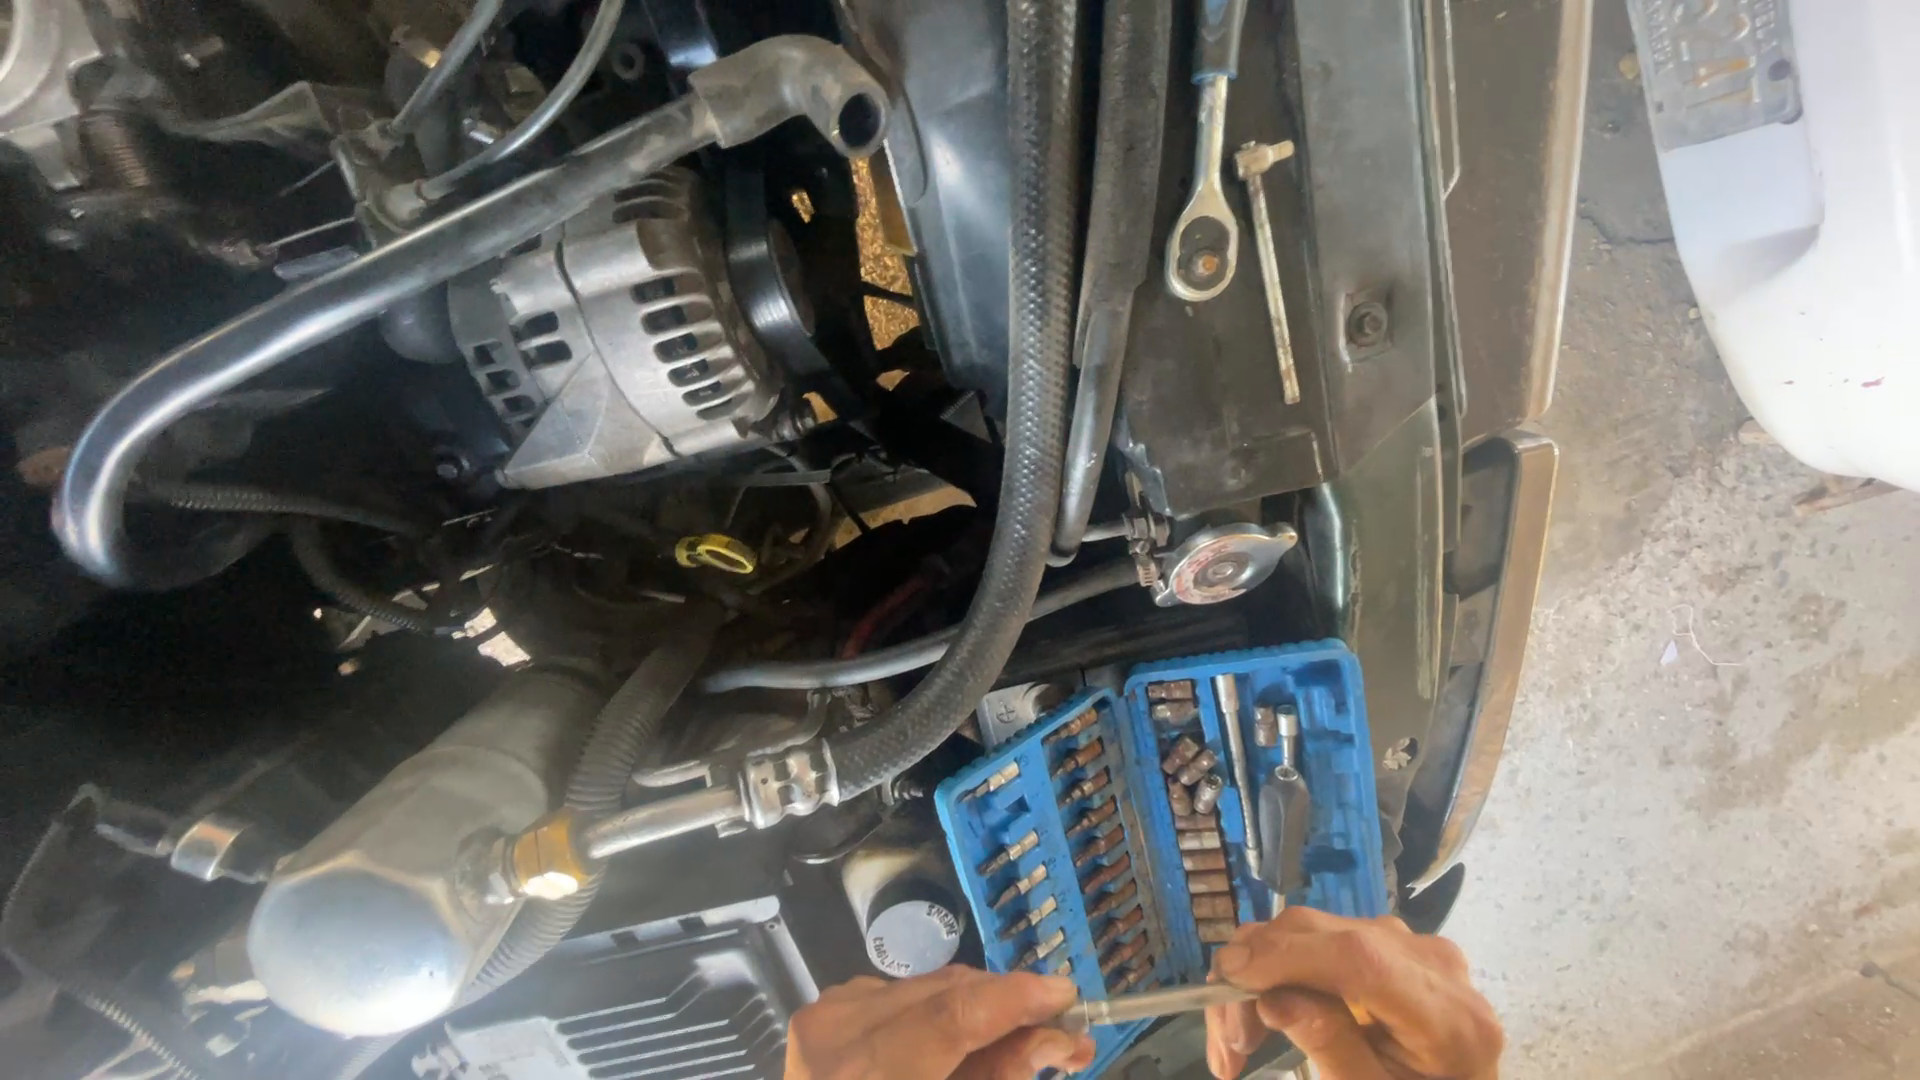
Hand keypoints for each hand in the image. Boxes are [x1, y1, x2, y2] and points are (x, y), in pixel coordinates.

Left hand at [786, 965, 1097, 1078]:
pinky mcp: (834, 1002)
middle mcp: (841, 1029)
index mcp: (866, 1073)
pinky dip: (943, 1009)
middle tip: (1067, 1031)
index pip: (951, 1015)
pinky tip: (967, 1036)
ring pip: (930, 986)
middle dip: (1010, 1005)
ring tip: (1026, 1035)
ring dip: (981, 1005)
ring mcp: (833, 1009)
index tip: (1065, 994)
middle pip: (946, 992)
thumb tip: (1052, 1039)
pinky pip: (906, 992)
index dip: (1012, 1000)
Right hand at [1203, 908, 1502, 1078]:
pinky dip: (1274, 964)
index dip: (1286, 957)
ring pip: (1303, 930)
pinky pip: (1312, 936)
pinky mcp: (1379, 937)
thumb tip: (1270, 1000)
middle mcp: (1428, 960)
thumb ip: (1334, 1050)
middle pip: (1320, 935)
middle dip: (1255, 971)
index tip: (1229, 978)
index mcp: (1449, 1015)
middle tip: (1225, 1039)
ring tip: (1234, 1036)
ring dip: (1256, 970)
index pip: (1360, 959)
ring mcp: (1403, 941)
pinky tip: (1255, 1003)